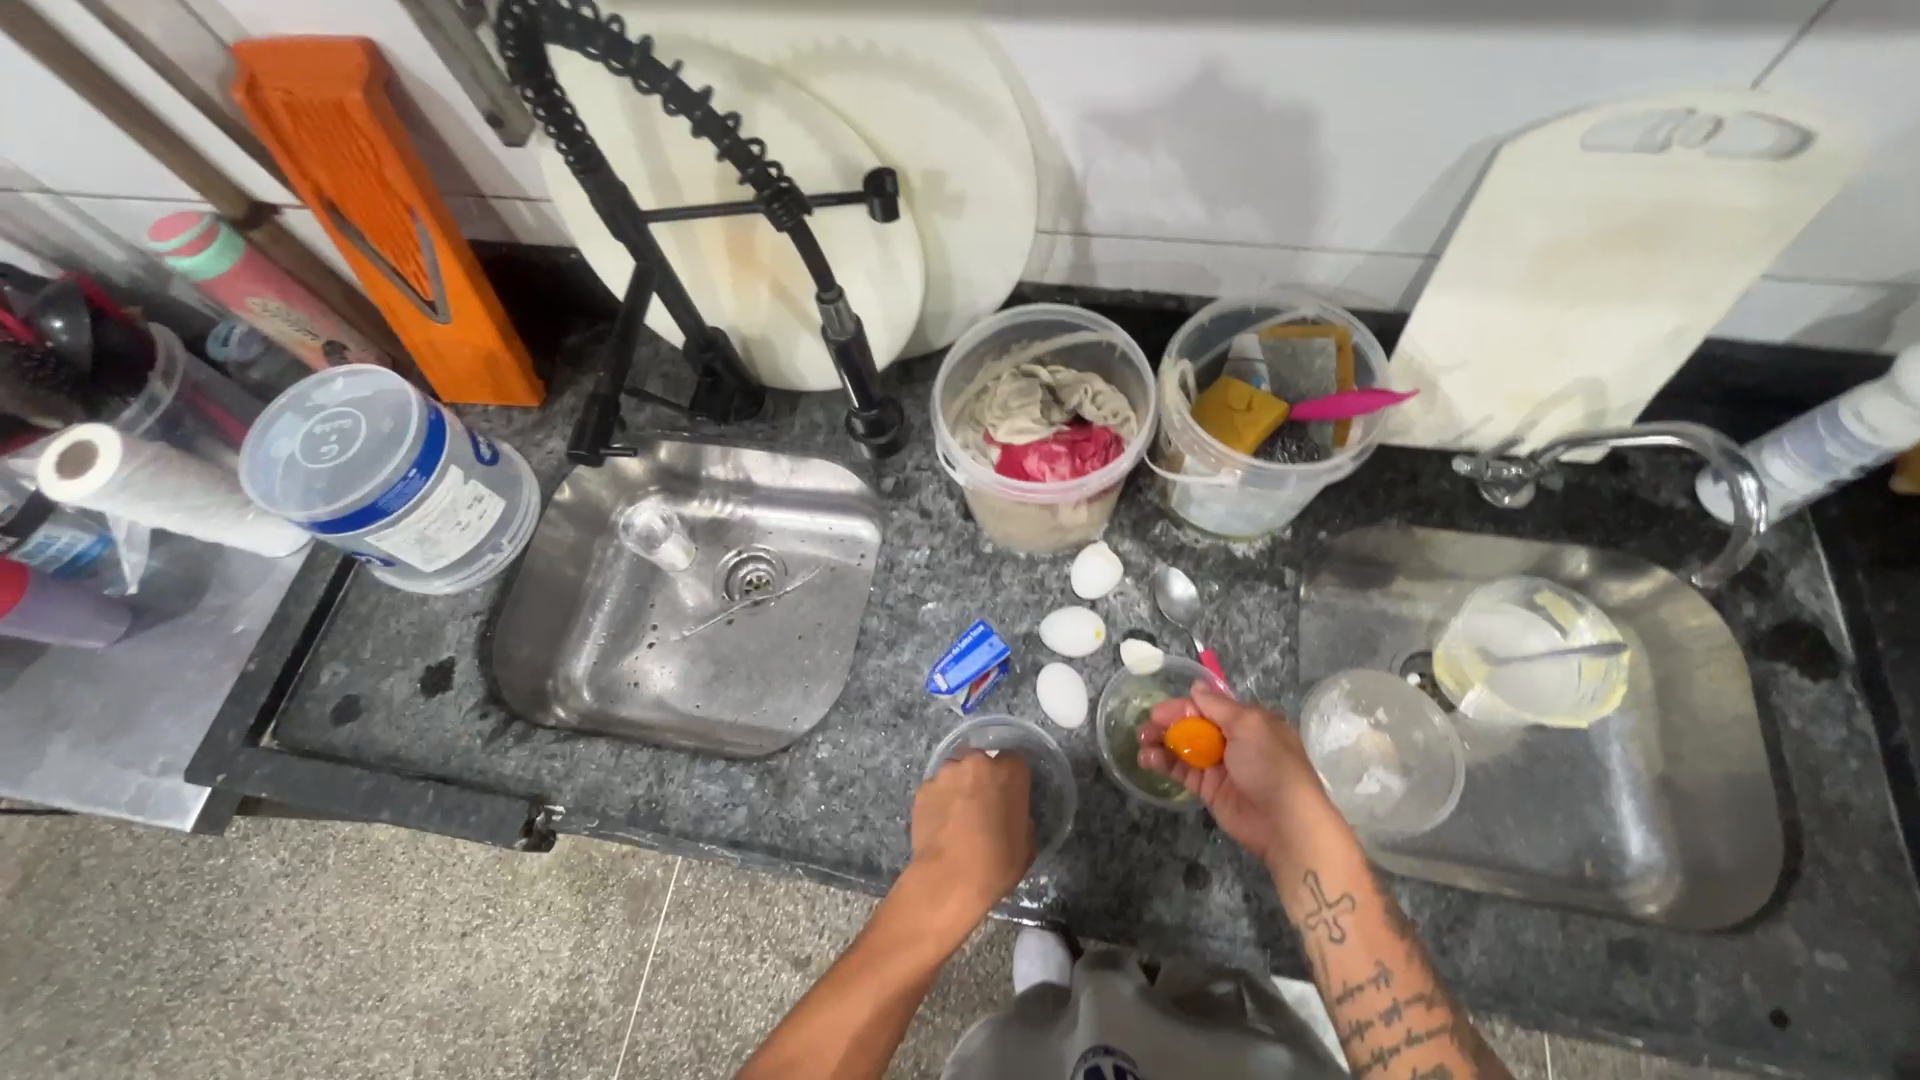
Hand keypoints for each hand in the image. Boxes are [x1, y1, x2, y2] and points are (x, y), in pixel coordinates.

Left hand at [907, 751, 1034, 921]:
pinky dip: (938, 801)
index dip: (1010, 779)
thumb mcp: (1027, 842)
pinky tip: (939, 824)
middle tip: (981, 806)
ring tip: (956, 816)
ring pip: (955, 773)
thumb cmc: (998, 861)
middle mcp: (977, 762)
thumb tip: (1009, 814)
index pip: (1014, 761)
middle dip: (981, 779)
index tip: (1008, 797)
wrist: (950, 878)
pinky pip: (935, 790)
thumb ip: (1021, 816)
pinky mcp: (923, 789)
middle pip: (981, 762)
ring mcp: (946, 773)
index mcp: (1009, 771)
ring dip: (958, 787)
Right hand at [1137, 683, 1339, 871]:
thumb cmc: (1270, 765)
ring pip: (1183, 748)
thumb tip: (1196, 687)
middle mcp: (1233, 741)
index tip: (1159, 711)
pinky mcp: (1208, 790)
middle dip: (1167, 725)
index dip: (1182, 707)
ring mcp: (1219, 766)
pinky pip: (1182, 772)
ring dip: (1161, 743)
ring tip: (1142, 744)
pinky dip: (1163, 764)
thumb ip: (1218, 706)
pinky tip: (1148, 759)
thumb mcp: (1249, 725)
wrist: (1284, 822)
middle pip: (1192, 726)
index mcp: (1247, 722)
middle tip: (1145, 729)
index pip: (1208, 707)